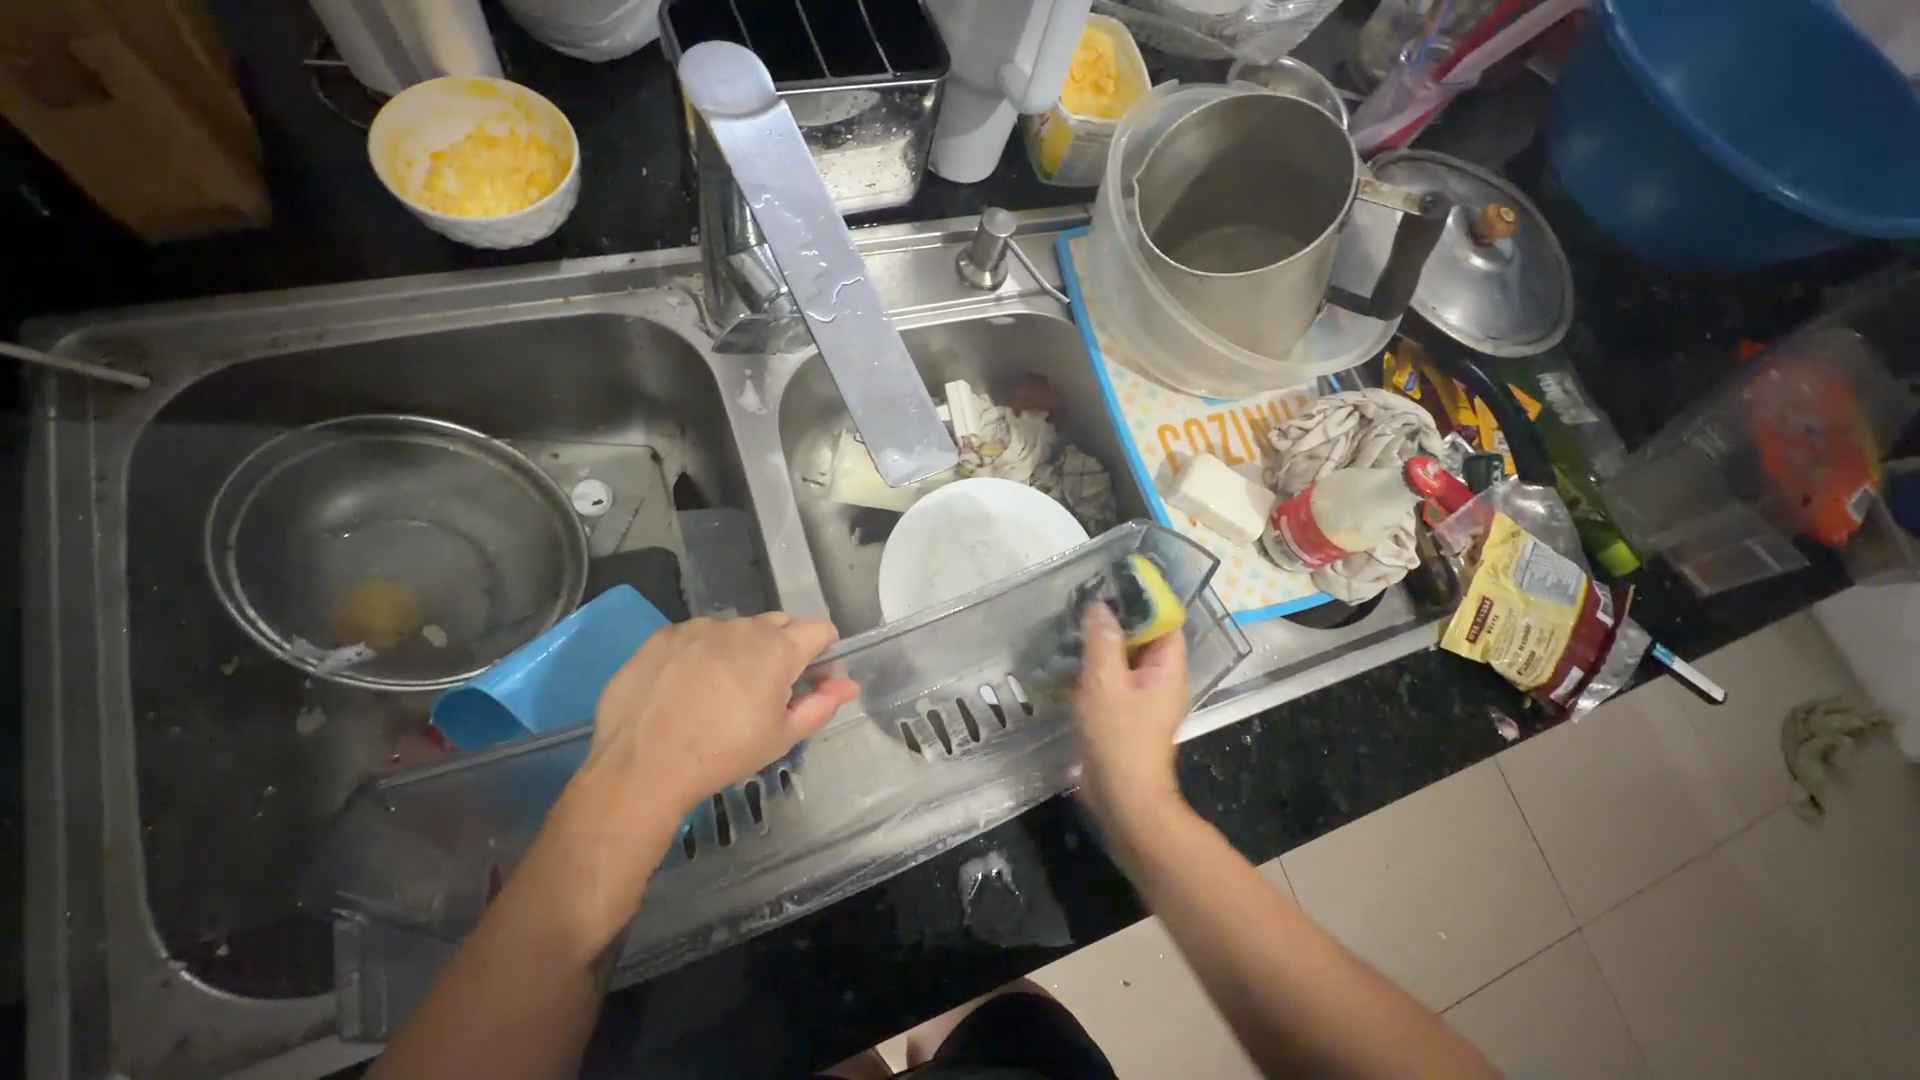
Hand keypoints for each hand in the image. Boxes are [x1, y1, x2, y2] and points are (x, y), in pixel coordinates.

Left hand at [577, 613, 859, 820]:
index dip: (823, 652)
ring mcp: (699, 627)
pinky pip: (696, 636)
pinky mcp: (663, 635)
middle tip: (767, 691)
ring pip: (735, 630)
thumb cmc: (724, 753)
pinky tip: (685, 688)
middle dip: (782, 649)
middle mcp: (742, 626)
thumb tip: (849, 685)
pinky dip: (701, 654)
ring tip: (719, 692)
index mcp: (778, 648)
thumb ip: (821, 705)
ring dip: (740, 650)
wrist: (643, 763)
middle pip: (778, 625)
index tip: (813, 679)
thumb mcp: (782, 736)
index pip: (819, 629)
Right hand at [1072, 604, 1189, 833]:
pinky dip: (1097, 668)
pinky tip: (1071, 660)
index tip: (1115, 583)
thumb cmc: (1119, 737)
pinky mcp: (1125, 716)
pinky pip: (1114, 681)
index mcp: (1168, 669)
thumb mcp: (1106, 682)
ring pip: (1126, 660)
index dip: (1145, 601)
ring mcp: (1143, 700)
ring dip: (1104, 644)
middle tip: (1086, 601)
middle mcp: (1161, 681)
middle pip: (1145, 639)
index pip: (1165, 622)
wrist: (1121, 797)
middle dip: (1119, 620)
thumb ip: (1103, 641)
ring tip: (1074, 625)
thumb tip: (1101, 607)